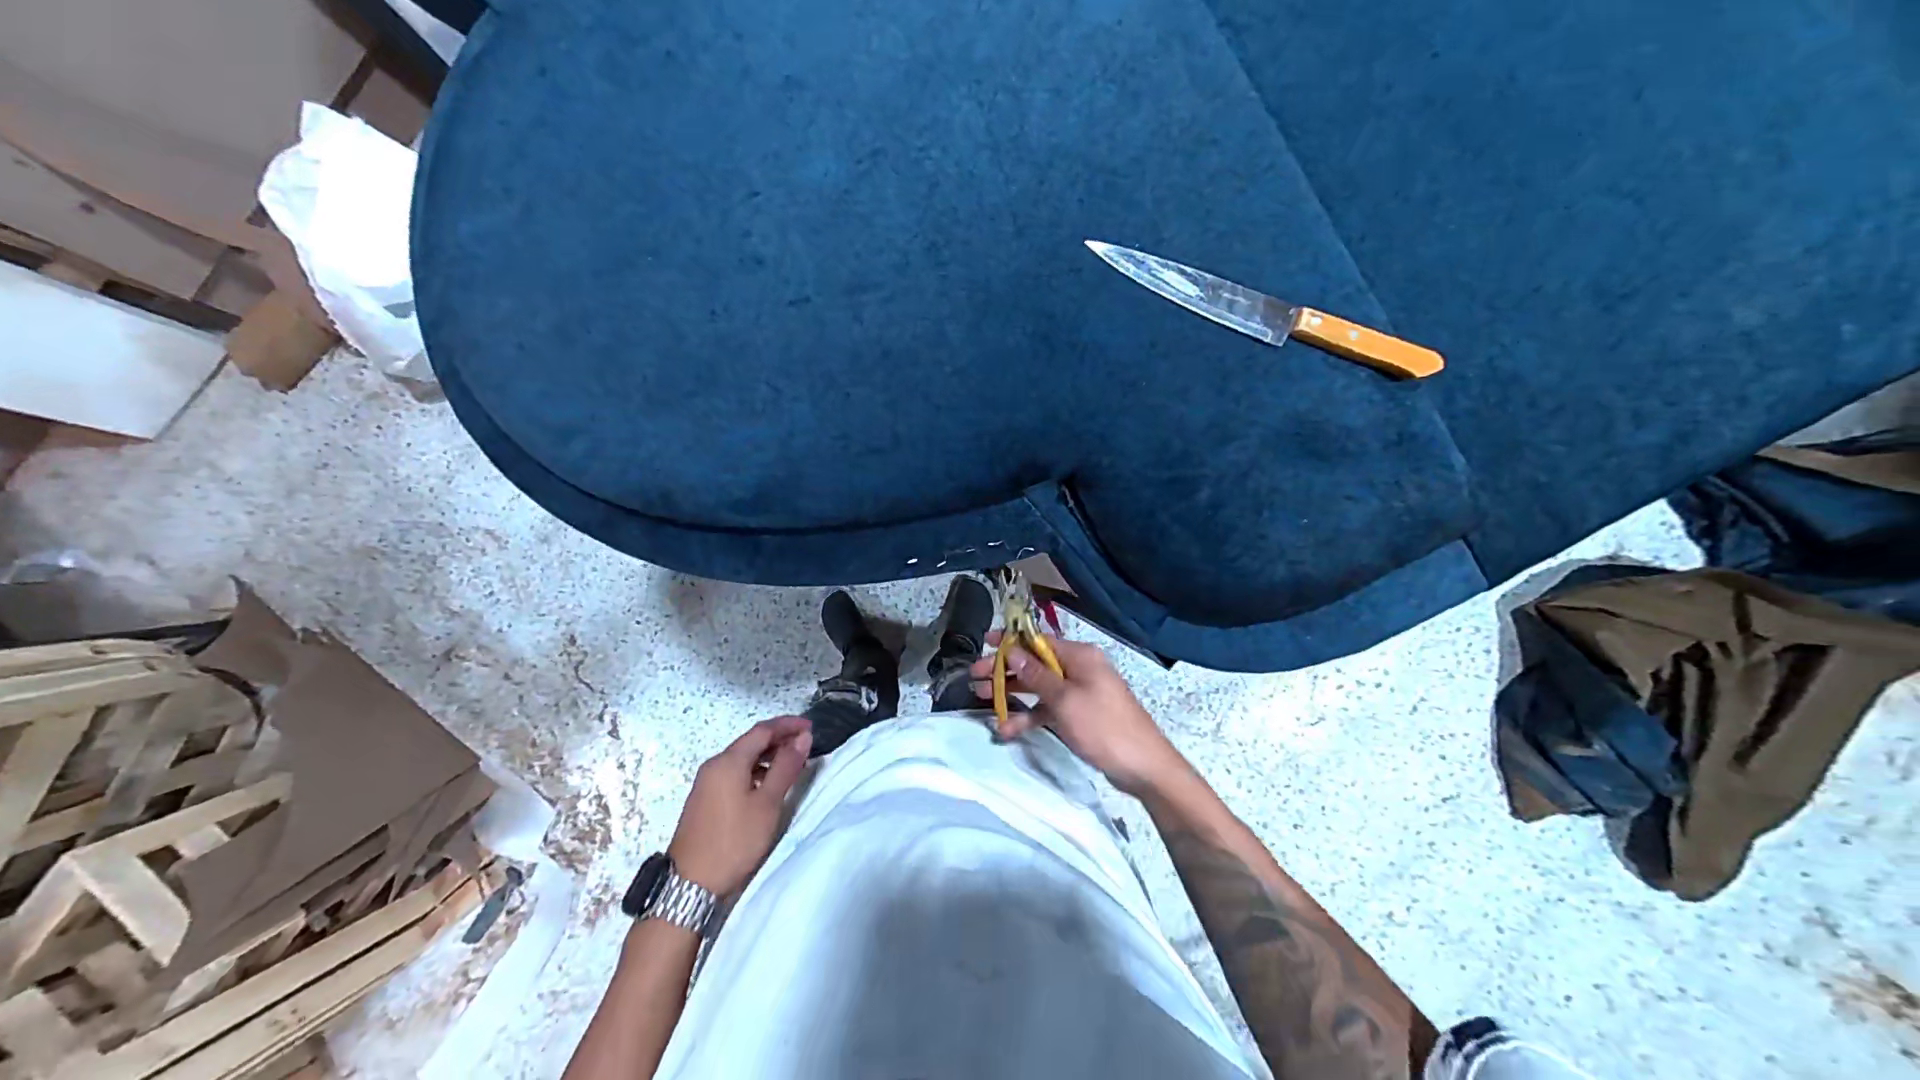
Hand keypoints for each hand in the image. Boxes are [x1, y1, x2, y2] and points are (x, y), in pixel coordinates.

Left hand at [667, 715, 812, 894]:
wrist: (691, 884)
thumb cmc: (735, 841)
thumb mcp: (767, 803)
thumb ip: (786, 766)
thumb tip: (803, 737)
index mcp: (728, 761)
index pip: (762, 730)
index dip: (788, 725)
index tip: (811, 726)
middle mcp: (714, 765)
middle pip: (750, 741)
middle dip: (779, 738)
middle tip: (806, 744)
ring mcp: (706, 782)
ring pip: (742, 758)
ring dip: (768, 755)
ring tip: (792, 764)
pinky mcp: (705, 798)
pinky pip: (734, 772)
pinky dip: (755, 770)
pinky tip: (768, 784)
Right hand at [969, 634, 1191, 797]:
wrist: (1143, 766)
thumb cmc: (1103, 727)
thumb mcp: (1065, 700)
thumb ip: (1036, 675)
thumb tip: (1012, 651)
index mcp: (1080, 656)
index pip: (1038, 640)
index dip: (1010, 641)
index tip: (984, 643)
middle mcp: (1079, 669)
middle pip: (1035, 664)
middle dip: (1005, 671)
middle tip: (975, 678)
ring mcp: (1079, 693)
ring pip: (1038, 688)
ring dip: (1012, 695)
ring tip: (982, 701)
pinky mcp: (1079, 715)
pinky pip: (1048, 709)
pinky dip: (1029, 717)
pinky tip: (1007, 729)